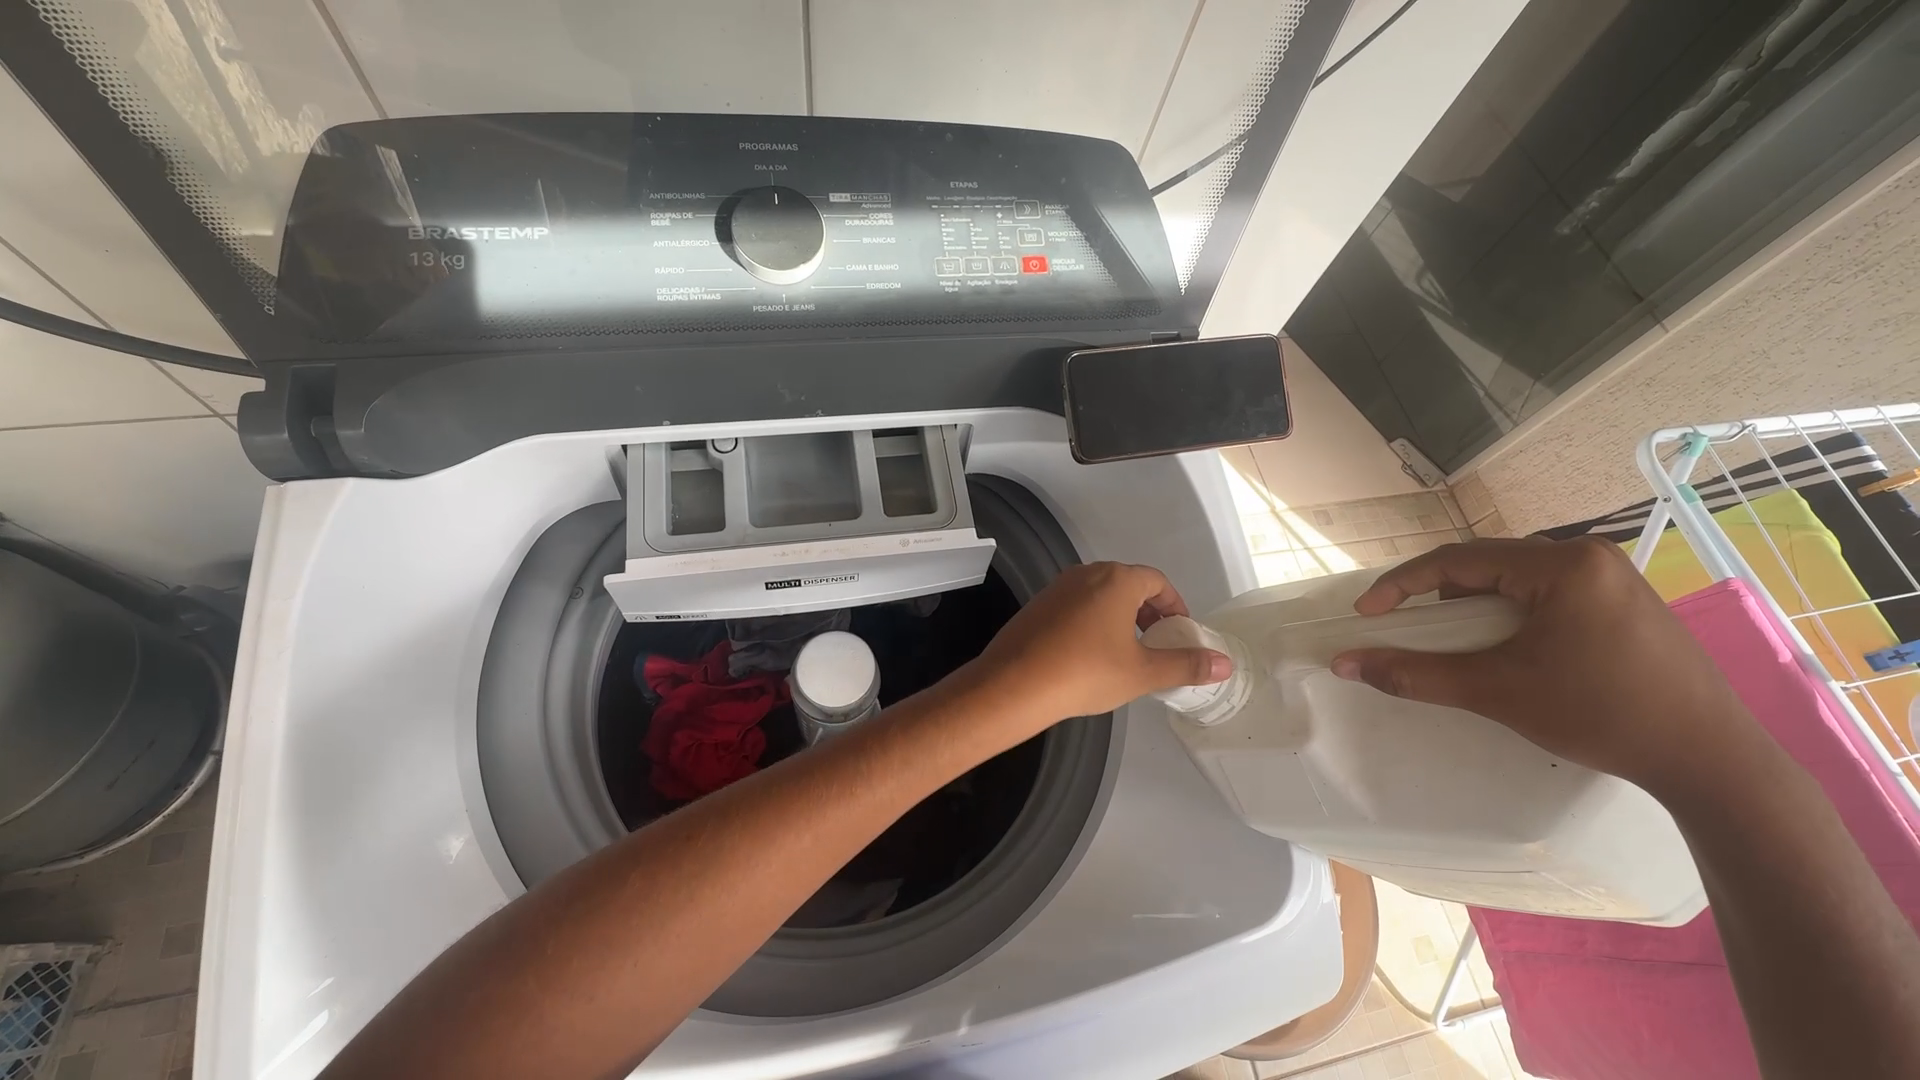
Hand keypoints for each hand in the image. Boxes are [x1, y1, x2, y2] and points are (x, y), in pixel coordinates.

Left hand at [966, 562, 1231, 733]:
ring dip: (1121, 618)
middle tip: (1158, 645)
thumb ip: (1185, 665)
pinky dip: (1093, 623)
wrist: (1014, 685)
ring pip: (1101, 595)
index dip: (1175, 606)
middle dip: (1149, 612)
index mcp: (1116, 580)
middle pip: (1129, 584)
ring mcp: (1057, 588)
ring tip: (1128, 653)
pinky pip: (1076, 606)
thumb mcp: (1142, 673)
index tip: (1180, 634)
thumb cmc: (1086, 672)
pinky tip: (1091, 657)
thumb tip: (1224, 663)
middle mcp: (1086, 574)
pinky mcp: (1037, 606)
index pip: (1157, 582)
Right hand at [1330, 537, 1759, 793]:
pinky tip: (1509, 646)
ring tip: (1457, 641)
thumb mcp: (1497, 691)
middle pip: (1486, 563)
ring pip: (1515, 577)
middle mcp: (1587, 555)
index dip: (1401, 585)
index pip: (1457, 560)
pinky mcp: (1624, 600)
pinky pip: (1545, 591)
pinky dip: (1511, 612)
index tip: (1365, 614)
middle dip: (1438, 594)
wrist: (1711, 759)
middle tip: (1407, 627)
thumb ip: (1415, 674)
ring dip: (1475, 604)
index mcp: (1561, 564)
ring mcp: (1612, 576)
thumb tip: (1345, 664)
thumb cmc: (1601, 714)